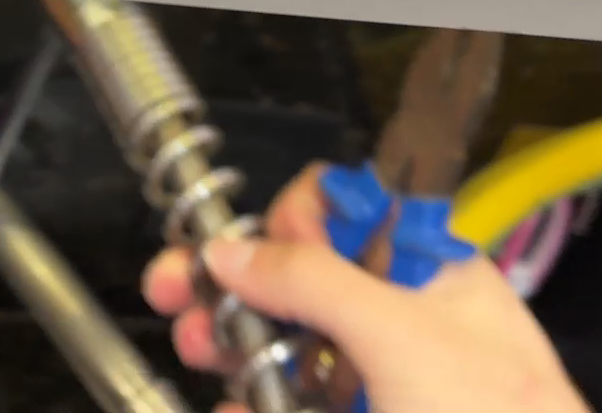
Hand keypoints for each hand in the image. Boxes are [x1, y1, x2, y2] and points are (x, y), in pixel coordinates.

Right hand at [142, 164, 589, 412]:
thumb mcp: (404, 341)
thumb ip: (309, 279)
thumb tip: (222, 250)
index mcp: (427, 271)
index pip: (346, 209)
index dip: (294, 217)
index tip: (262, 251)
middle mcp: (397, 313)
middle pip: (296, 269)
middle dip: (232, 276)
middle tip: (174, 289)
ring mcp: (374, 375)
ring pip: (284, 332)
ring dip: (228, 332)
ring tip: (190, 347)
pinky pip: (291, 392)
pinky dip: (251, 395)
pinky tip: (225, 404)